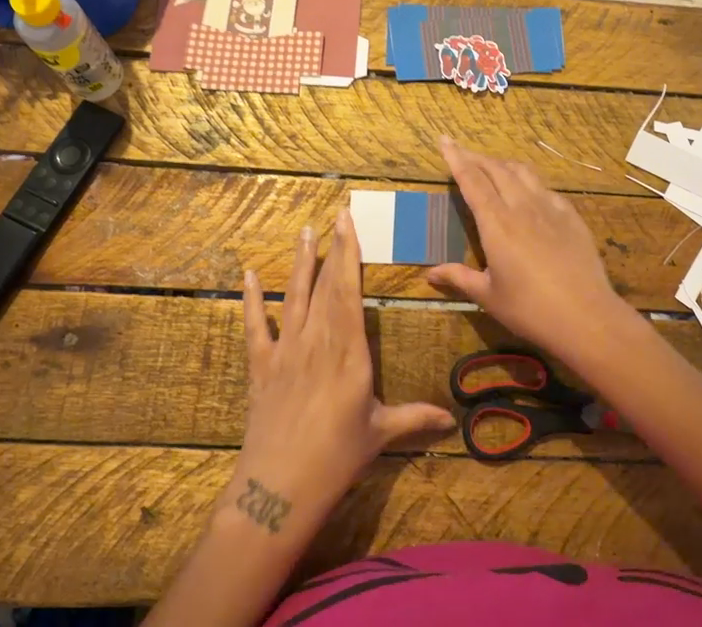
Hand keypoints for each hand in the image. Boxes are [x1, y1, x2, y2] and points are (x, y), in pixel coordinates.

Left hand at [235, 211, 454, 530]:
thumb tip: (452, 419)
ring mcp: (285, 351)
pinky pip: (255, 326)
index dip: (349, 254)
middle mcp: (317, 342)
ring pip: (294, 297)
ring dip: (299, 262)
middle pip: (325, 285)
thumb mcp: (380, 434)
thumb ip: (414, 417)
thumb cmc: (336, 459)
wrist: (279, 488)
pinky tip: (249, 274)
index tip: (349, 222)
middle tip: (335, 213)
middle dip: (331, 248)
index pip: (349, 291)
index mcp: (350, 352)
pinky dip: (252, 299)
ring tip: (303, 231)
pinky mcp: (261, 367)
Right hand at [427, 136, 629, 353]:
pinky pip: (546, 188)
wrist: (585, 316)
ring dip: (503, 163)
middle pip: (496, 169)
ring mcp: (550, 208)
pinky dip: (529, 180)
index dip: (456, 158)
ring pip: (523, 172)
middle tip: (461, 151)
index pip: (471, 180)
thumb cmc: (530, 309)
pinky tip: (529, 189)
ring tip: (492, 165)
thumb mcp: (488, 296)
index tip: (444, 140)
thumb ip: (459, 278)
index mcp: (496, 223)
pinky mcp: (571, 216)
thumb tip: (430, 274)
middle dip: (476, 157)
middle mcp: (521, 206)